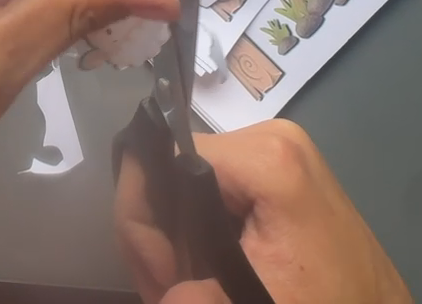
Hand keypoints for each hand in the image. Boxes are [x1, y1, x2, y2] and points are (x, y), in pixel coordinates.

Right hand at [114, 120, 412, 302]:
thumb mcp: (262, 303)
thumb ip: (204, 298)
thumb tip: (165, 298)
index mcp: (267, 155)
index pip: (163, 158)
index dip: (143, 218)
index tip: (157, 280)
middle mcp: (268, 134)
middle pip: (171, 166)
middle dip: (155, 232)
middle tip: (163, 289)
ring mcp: (274, 146)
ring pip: (183, 176)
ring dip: (171, 232)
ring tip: (180, 283)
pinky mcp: (278, 164)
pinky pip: (209, 182)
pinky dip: (195, 225)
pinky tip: (202, 266)